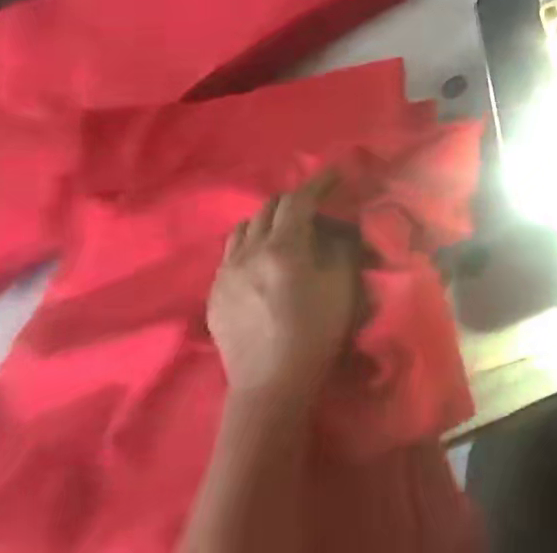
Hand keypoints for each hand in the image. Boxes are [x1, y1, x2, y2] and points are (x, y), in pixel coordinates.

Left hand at [207, 172, 359, 406]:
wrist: (272, 383)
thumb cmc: (316, 331)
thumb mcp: (342, 283)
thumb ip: (339, 245)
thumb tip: (336, 226)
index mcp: (283, 247)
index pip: (299, 199)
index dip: (320, 182)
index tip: (337, 174)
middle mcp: (248, 252)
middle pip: (268, 208)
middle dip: (295, 201)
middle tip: (316, 205)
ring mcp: (225, 274)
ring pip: (243, 228)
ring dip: (267, 221)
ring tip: (285, 231)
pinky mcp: (214, 295)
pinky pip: (231, 254)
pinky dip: (250, 245)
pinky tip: (264, 263)